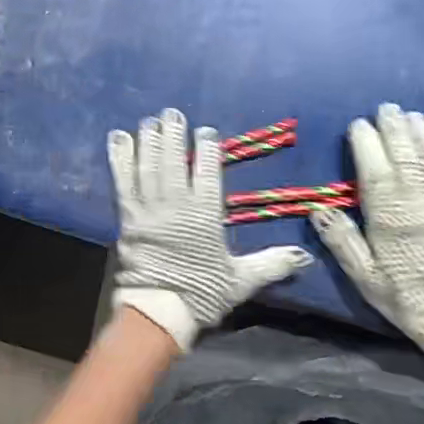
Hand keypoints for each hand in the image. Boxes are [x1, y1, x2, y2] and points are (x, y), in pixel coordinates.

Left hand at [108, 108, 311, 349]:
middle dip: (174, 135)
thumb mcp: (242, 279)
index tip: (207, 132)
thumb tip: (305, 257)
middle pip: (175, 162)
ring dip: (149, 141)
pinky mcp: (127, 216)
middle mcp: (177, 205)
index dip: (209, 149)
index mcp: (206, 216)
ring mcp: (149, 209)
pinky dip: (120, 158)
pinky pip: (123, 181)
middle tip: (171, 114)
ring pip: (149, 166)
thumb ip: (272, 263)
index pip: (209, 173)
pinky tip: (118, 138)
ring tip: (150, 121)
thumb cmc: (203, 293)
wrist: (159, 309)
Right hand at [309, 104, 423, 356]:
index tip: (357, 124)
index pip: (373, 168)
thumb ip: (341, 239)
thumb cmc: (405, 292)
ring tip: (412, 114)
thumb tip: (318, 209)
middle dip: (395, 128)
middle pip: (404, 154)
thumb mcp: (364, 273)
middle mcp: (416, 200)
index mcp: (387, 214)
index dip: (365, 143)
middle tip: (387, 108)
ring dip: (421, 133)